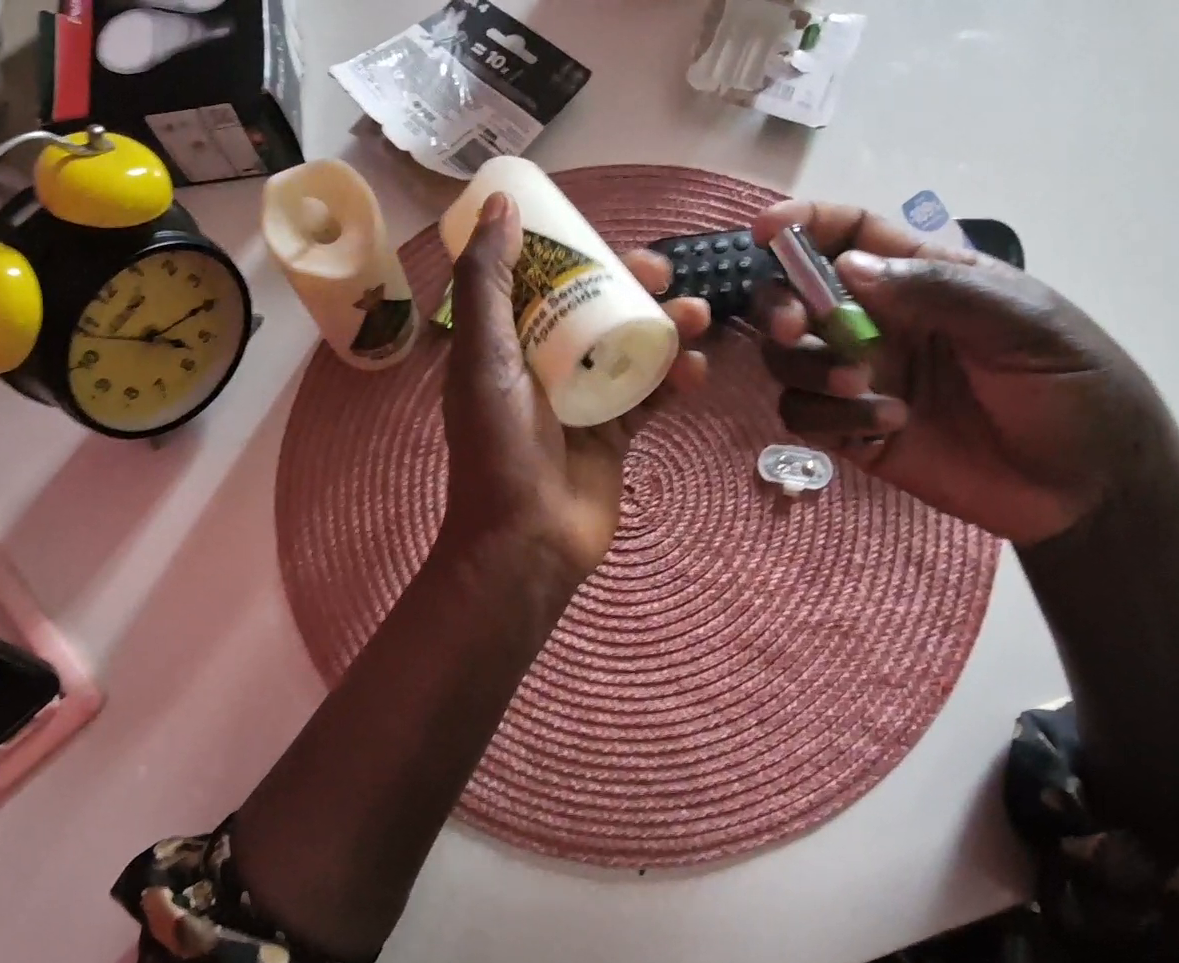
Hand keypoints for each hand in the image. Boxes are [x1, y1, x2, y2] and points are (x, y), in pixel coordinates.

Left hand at [442, 193, 709, 579]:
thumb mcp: (481, 357)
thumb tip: (499, 207)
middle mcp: (544, 367)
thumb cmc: (499, 447)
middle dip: (633, 286)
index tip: (608, 240)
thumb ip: (487, 282)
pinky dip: (676, 379)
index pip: (544, 283)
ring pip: (631, 346)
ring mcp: (584, 400)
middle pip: (595, 309)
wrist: (528, 538)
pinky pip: (652, 394)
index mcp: (505, 345)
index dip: (577, 256)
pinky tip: (696, 372)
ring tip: (697, 319)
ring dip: (667, 327)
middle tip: (662, 276)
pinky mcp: (617, 433)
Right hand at [750, 202, 1178, 544]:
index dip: (803, 225)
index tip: (764, 232)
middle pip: (796, 300)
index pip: (850, 234)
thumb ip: (935, 290)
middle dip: (781, 308)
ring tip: (864, 388)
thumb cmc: (1073, 386)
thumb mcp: (1022, 323)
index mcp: (924, 279)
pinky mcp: (854, 434)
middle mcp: (880, 325)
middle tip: (797, 330)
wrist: (1086, 488)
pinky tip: (887, 427)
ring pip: (789, 362)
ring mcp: (863, 381)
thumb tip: (846, 265)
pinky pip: (805, 416)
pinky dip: (829, 419)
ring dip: (810, 370)